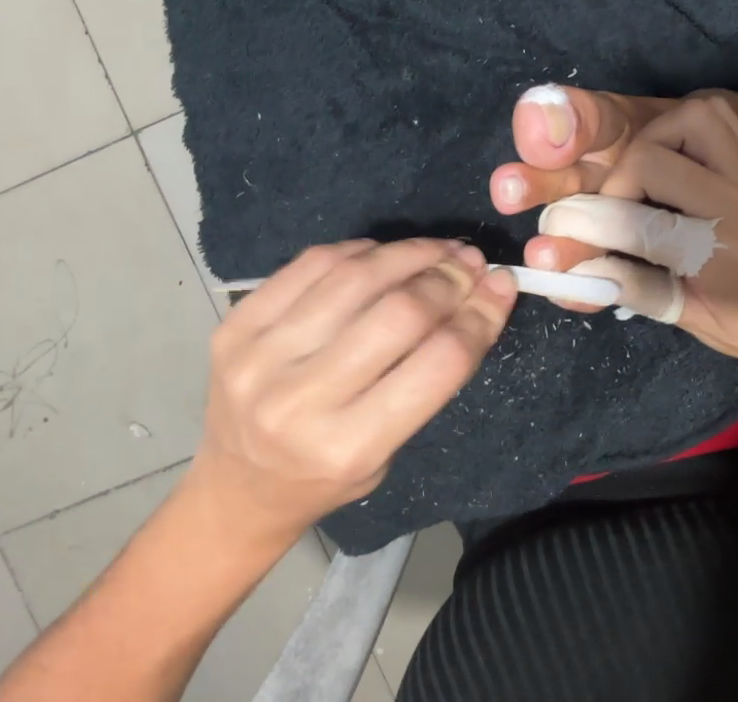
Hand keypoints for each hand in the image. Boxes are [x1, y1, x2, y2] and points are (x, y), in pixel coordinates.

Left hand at [191, 239, 517, 538]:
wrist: (236, 488)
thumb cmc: (326, 478)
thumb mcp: (390, 451)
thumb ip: (429, 379)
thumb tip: (481, 295)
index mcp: (349, 446)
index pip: (438, 363)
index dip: (480, 315)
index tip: (502, 287)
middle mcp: (300, 402)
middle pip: (399, 314)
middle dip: (448, 279)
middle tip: (472, 264)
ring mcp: (259, 358)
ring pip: (355, 278)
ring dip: (410, 253)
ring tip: (440, 249)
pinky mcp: (235, 325)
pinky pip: (310, 264)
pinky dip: (359, 250)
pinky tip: (386, 253)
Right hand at [543, 96, 737, 387]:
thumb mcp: (691, 319)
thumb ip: (632, 287)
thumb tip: (571, 267)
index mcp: (722, 250)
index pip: (637, 224)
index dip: (587, 227)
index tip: (555, 234)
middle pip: (655, 154)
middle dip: (616, 179)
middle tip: (611, 208)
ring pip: (692, 116)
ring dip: (651, 139)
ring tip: (639, 176)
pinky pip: (716, 118)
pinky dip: (680, 128)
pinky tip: (669, 159)